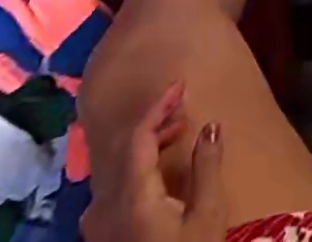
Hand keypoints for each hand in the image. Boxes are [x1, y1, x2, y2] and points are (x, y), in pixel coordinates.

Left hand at [82, 82, 227, 241]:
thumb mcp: (209, 213)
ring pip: (120, 169)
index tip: (181, 85)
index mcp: (132, 198)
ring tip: (180, 132)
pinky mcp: (105, 236)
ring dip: (148, 144)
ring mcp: (100, 226)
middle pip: (126, 151)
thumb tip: (211, 124)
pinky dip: (140, 166)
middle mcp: (106, 208)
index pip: (138, 138)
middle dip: (155, 122)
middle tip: (186, 107)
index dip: (158, 107)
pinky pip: (117, 186)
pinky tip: (160, 168)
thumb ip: (207, 165)